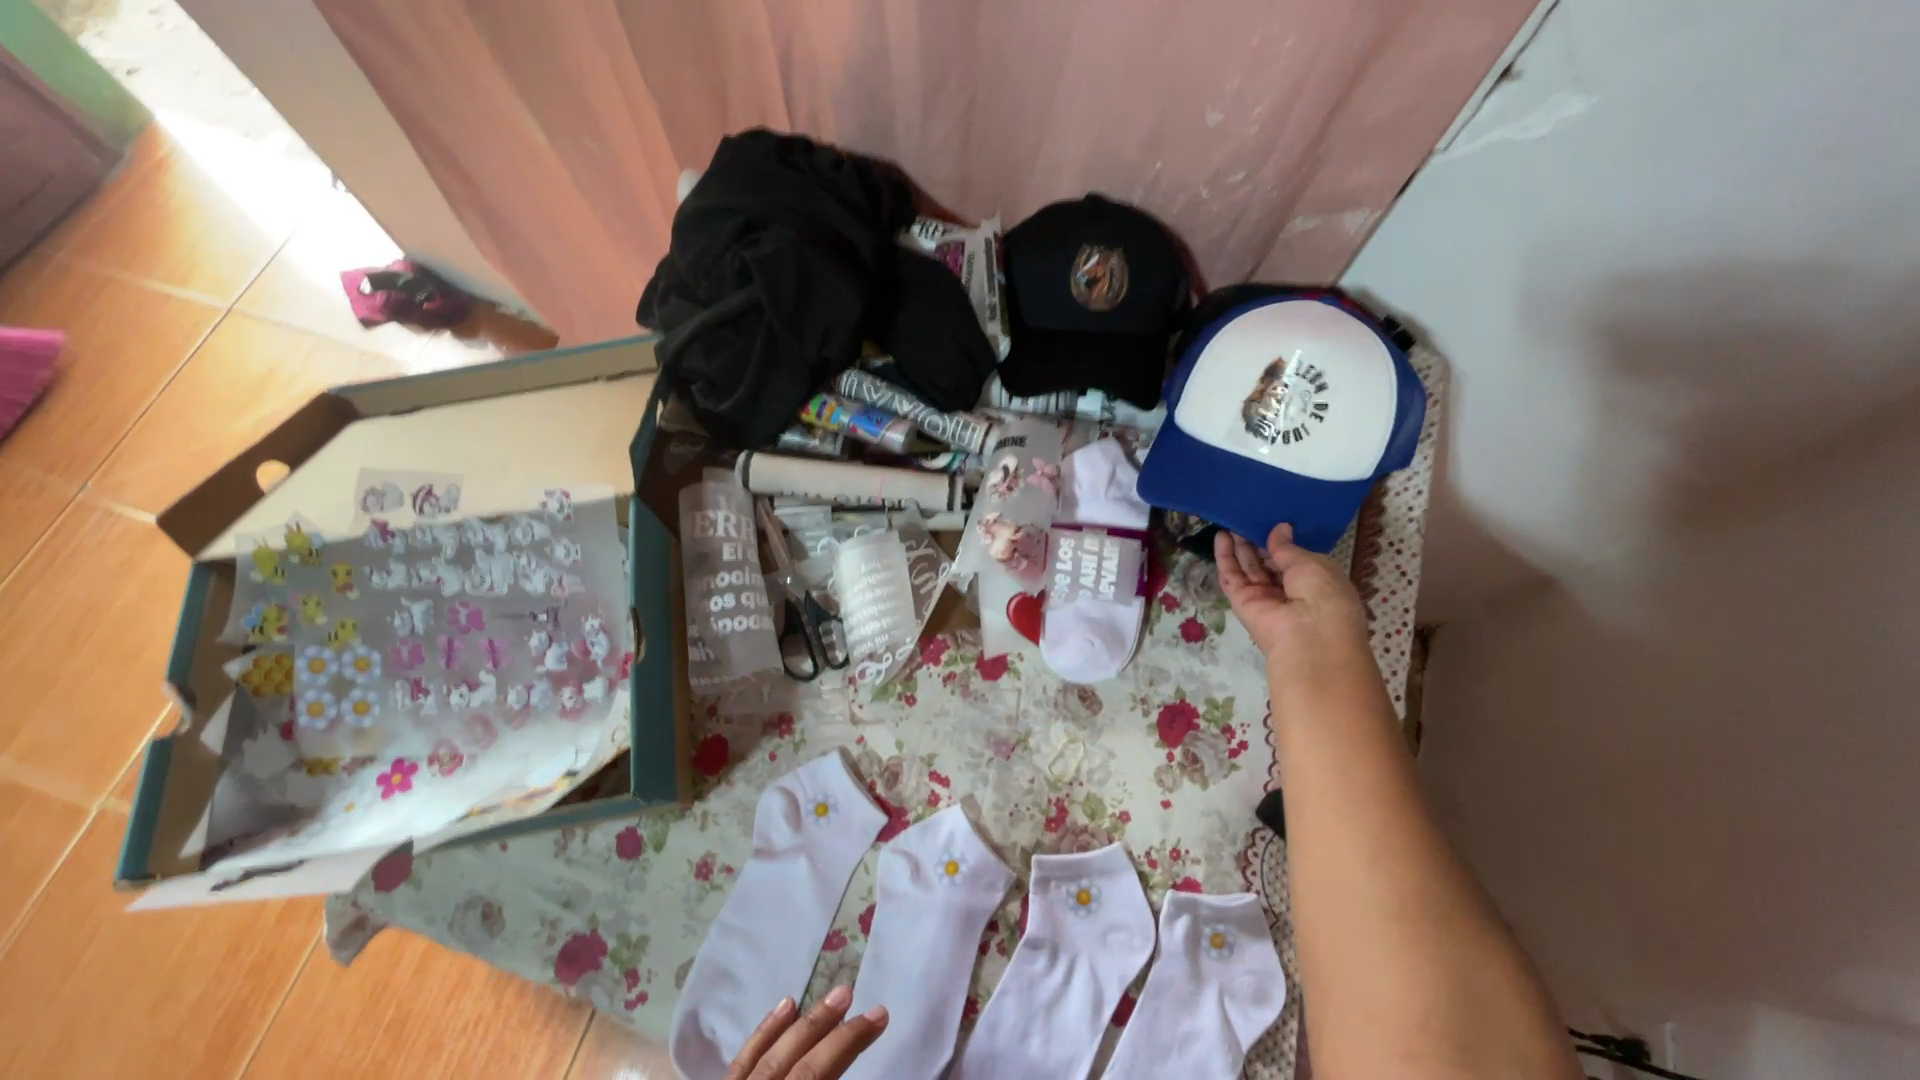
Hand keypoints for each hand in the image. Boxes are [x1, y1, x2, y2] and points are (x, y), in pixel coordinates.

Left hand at [725, 986, 886, 1079]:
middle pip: (796, 1061)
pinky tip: (783, 1007)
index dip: (850, 1042)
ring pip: (766, 1055)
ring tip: (830, 995)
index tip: (880, 1015)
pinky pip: (740, 1061)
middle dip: (825, 1026)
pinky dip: (762, 1034)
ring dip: (800, 1023)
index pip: (818, 1073)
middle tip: (850, 992)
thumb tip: (846, 1053)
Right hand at [1214, 524, 1374, 688]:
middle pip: (1267, 563)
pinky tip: (1221, 536)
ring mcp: (1263, 597)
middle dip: (1257, 541)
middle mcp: (1288, 591)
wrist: (1308, 638)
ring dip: (1240, 545)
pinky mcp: (1242, 602)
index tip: (1270, 520)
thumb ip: (1288, 548)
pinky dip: (1225, 558)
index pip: (1293, 559)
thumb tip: (1280, 529)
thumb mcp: (1312, 564)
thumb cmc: (1324, 596)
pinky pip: (1232, 577)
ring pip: (1248, 568)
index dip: (1281, 541)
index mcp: (1315, 582)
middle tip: (1246, 517)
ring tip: (1231, 521)